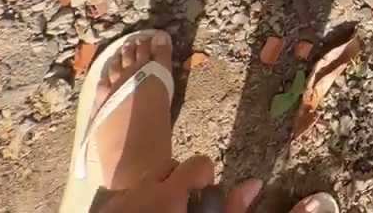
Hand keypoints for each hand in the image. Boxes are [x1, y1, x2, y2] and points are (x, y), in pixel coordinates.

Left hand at [98, 155, 262, 212]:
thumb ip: (230, 211)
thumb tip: (254, 183)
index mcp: (170, 195)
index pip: (198, 163)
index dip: (205, 181)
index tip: (202, 204)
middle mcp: (141, 192)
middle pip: (168, 167)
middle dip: (177, 185)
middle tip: (181, 212)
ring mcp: (118, 206)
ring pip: (143, 184)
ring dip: (153, 196)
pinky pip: (122, 202)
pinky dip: (133, 208)